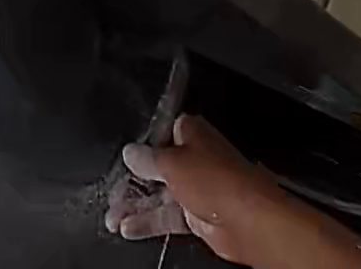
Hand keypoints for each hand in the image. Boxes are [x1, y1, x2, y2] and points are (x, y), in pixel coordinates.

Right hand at [105, 114, 360, 268]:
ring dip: (135, 205)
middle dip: (131, 182)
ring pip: (157, 193)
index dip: (137, 144)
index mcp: (188, 132)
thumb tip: (129, 153)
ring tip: (110, 217)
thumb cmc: (213, 179)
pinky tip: (127, 228)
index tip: (117, 156)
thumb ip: (147, 159)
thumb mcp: (172, 163)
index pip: (156, 132)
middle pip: (153, 166)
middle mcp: (190, 156)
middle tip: (108, 193)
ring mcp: (194, 187)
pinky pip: (166, 215)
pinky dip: (148, 221)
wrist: (251, 223)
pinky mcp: (196, 215)